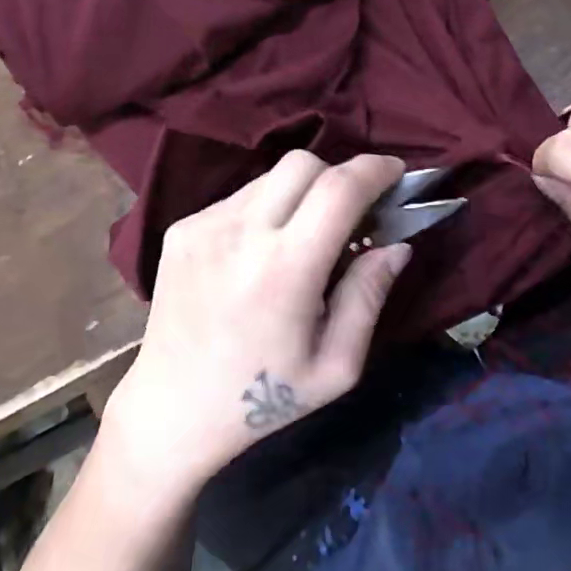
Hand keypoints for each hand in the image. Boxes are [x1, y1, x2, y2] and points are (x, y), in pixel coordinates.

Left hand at [101, 152, 411, 500]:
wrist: (174, 407)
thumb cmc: (264, 398)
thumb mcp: (336, 366)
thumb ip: (368, 296)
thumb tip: (396, 244)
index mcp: (284, 269)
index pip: (338, 188)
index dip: (375, 170)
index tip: (396, 174)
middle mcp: (240, 233)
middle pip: (302, 163)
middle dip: (338, 176)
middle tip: (352, 211)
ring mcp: (203, 225)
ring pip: (268, 178)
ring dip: (300, 194)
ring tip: (303, 237)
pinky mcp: (180, 229)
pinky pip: (238, 199)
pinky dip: (264, 211)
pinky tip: (260, 253)